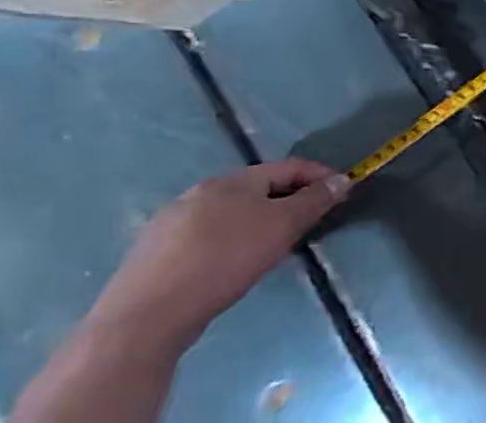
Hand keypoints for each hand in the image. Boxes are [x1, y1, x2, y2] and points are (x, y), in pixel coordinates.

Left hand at [87, 159, 349, 349]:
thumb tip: (341, 179)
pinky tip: (227, 266)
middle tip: (307, 221)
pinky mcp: (151, 256)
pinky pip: (203, 238)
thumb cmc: (224, 261)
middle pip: (256, 189)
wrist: (144, 319)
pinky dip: (226, 243)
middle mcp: (199, 192)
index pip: (288, 167)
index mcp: (233, 180)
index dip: (319, 176)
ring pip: (228, 214)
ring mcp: (169, 223)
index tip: (342, 191)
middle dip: (287, 200)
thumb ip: (314, 201)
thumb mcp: (282, 227)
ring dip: (255, 222)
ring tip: (270, 246)